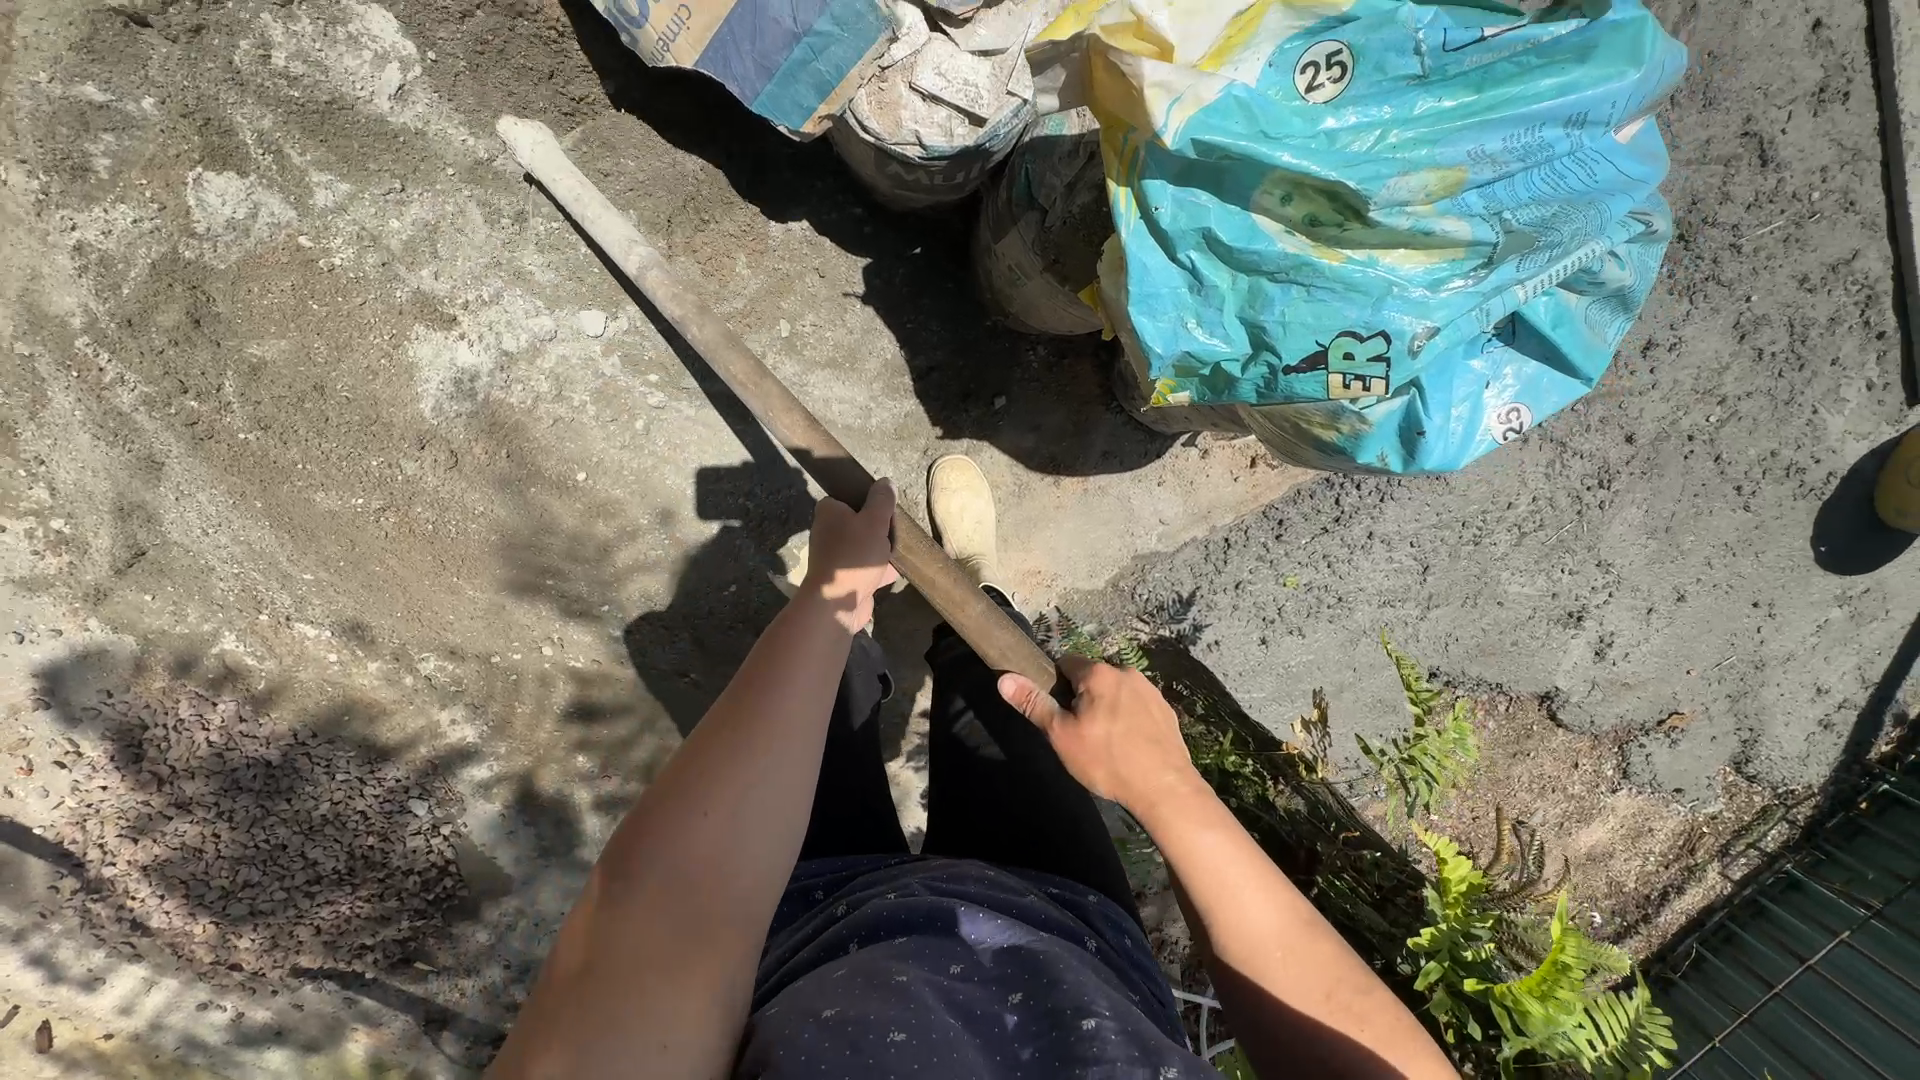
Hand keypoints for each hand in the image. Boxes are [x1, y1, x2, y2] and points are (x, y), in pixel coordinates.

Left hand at [800, 479, 899, 632]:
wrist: (838, 602)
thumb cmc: (854, 555)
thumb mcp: (874, 521)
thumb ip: (882, 500)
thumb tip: (886, 482)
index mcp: (828, 512)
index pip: (848, 498)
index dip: (868, 503)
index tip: (884, 511)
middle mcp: (826, 532)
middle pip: (860, 523)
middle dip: (879, 531)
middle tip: (893, 534)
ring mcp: (834, 557)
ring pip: (864, 547)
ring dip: (881, 552)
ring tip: (896, 554)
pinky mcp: (843, 578)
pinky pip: (865, 569)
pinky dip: (878, 571)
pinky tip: (894, 573)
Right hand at [997, 657, 1202, 814]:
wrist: (1165, 789)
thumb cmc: (1107, 760)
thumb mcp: (1061, 735)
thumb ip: (1033, 703)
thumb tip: (1004, 678)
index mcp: (1099, 673)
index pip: (1065, 663)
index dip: (1056, 686)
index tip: (1058, 713)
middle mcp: (1127, 672)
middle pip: (1092, 678)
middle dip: (1083, 699)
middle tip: (1080, 733)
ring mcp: (1151, 690)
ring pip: (1116, 692)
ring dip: (1107, 708)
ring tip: (1106, 744)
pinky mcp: (1166, 710)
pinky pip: (1137, 706)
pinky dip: (1129, 719)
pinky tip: (1129, 746)